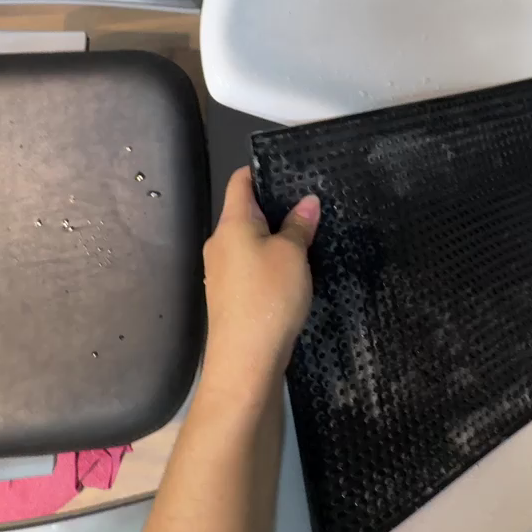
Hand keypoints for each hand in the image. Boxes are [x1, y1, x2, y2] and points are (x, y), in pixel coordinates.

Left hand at [202, 168, 321, 399]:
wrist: (245, 363)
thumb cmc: (268, 297)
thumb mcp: (293, 255)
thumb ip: (299, 225)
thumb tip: (307, 201)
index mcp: (232, 224)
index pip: (240, 182)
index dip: (261, 170)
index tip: (289, 167)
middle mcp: (220, 243)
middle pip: (245, 211)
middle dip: (275, 205)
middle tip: (310, 201)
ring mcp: (221, 272)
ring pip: (250, 241)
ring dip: (275, 236)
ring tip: (308, 233)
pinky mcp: (230, 296)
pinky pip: (251, 264)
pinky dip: (270, 259)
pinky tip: (294, 268)